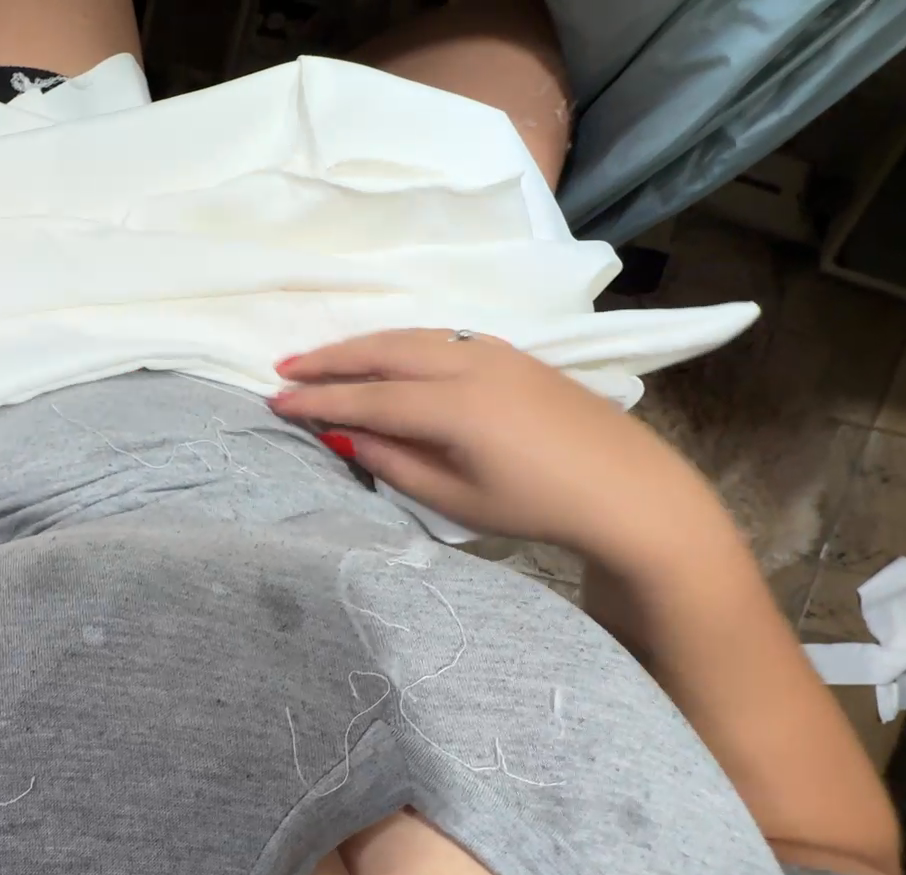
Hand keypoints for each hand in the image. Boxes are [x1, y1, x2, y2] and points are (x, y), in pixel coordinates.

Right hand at [269, 329, 732, 569]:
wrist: (631, 491)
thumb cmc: (538, 507)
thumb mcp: (455, 499)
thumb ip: (394, 463)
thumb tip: (347, 436)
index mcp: (456, 408)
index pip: (367, 398)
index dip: (317, 401)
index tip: (275, 402)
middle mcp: (472, 365)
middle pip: (383, 352)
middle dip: (328, 359)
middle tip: (283, 369)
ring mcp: (495, 352)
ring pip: (410, 336)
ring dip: (360, 345)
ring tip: (320, 359)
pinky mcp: (511, 353)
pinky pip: (438, 336)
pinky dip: (397, 343)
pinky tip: (382, 355)